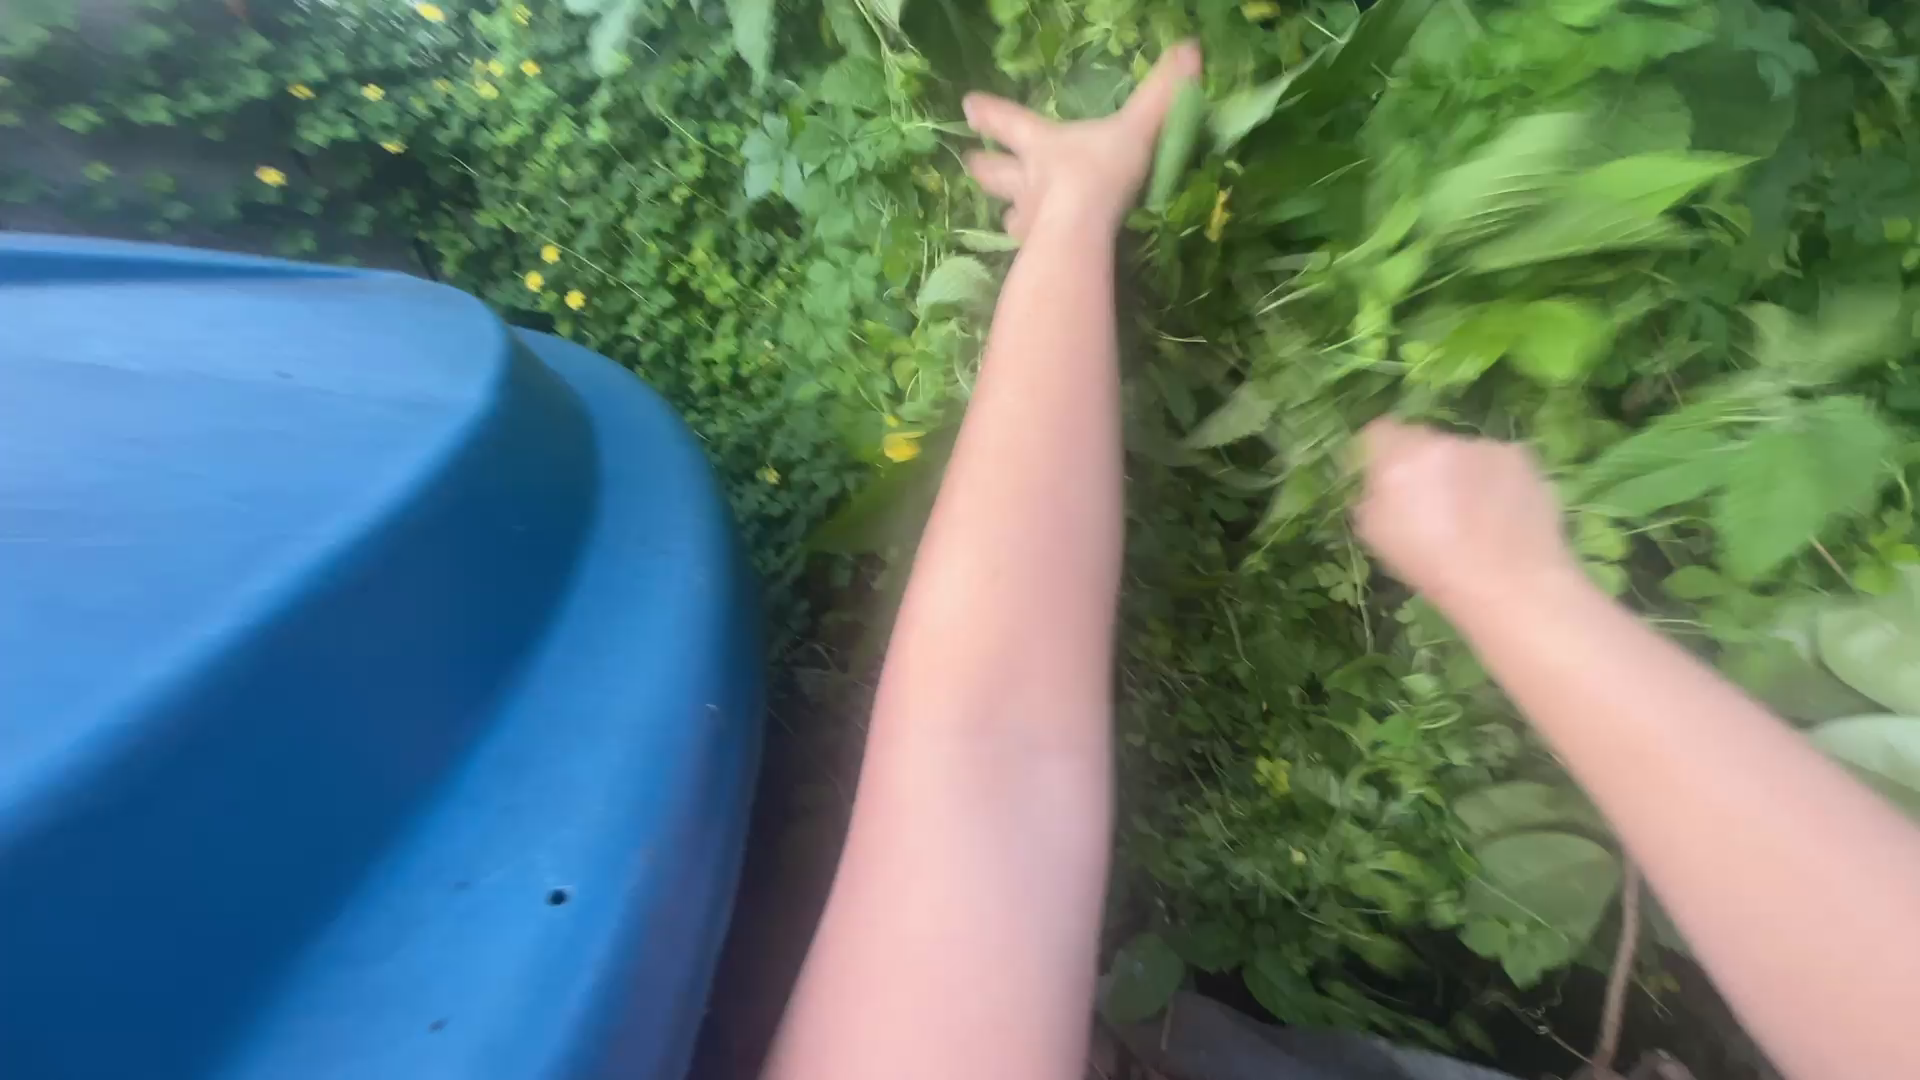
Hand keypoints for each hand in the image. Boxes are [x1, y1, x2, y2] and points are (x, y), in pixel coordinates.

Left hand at [963, 42, 1201, 239]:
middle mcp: (1026, 185)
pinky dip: (1031, 256)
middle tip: (969, 164)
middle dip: (984, 168)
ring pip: (1010, 219)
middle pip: (996, 175)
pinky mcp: (1037, 258)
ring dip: (1008, 218)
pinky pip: (1029, 256)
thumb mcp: (1136, 127)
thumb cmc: (1099, 173)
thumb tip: (1192, 50)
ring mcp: (1029, 225)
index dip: (990, 114)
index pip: (1009, 123)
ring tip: (1005, 222)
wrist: (1082, 233)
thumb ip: (1162, 94)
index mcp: (1043, 146)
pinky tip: (1034, 262)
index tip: (967, 107)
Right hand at [1354, 419, 1580, 612]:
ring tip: (1466, 514)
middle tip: (1423, 502)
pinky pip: (1496, 466)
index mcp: (1400, 456)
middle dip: (1420, 466)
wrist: (1508, 581)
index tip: (1376, 476)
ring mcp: (1490, 448)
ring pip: (1462, 454)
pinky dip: (1492, 482)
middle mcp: (1445, 441)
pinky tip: (1495, 516)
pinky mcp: (1527, 462)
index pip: (1377, 432)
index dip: (1375, 453)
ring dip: (1457, 473)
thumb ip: (1370, 497)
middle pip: (1422, 443)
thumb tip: (1378, 487)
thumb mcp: (1373, 533)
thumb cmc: (1427, 562)